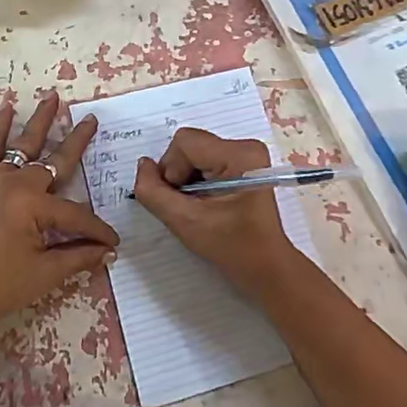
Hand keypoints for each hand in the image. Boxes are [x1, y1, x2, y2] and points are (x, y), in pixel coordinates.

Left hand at [0, 95, 119, 349]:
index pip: (76, 215)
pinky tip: (7, 108)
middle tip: (92, 120)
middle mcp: (13, 182)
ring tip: (53, 97)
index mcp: (32, 206)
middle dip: (75, 143)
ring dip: (39, 121)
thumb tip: (108, 250)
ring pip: (22, 145)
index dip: (97, 231)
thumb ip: (78, 257)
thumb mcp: (43, 274)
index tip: (114, 243)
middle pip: (53, 162)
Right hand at [132, 129, 301, 295]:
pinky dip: (194, 176)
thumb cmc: (230, 246)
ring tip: (198, 202)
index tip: (183, 198)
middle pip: (187, 144)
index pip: (183, 143)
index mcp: (240, 156)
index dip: (171, 170)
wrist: (264, 264)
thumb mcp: (183, 221)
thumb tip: (143, 165)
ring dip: (184, 176)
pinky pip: (201, 157)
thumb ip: (152, 190)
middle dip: (177, 172)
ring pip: (191, 150)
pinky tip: (204, 198)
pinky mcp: (241, 160)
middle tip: (189, 202)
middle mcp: (245, 146)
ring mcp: (245, 152)